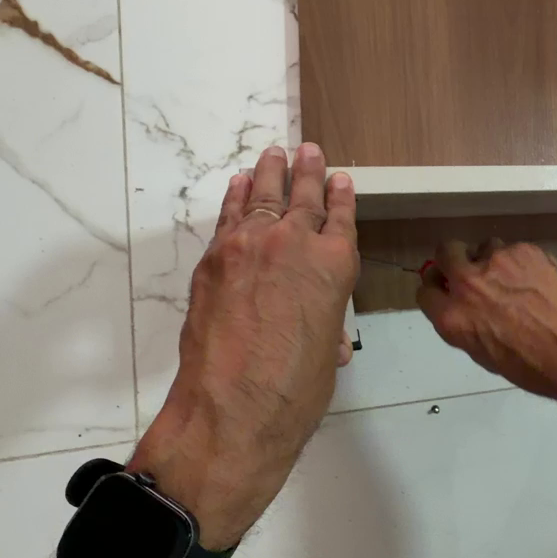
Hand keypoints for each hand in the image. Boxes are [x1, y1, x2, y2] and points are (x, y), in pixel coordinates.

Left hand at [136, 143, 358, 548]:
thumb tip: (322, 331)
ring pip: (264, 195)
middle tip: (309, 149)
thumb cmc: (297, 388)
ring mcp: (251, 245)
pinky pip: (230, 215)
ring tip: (275, 152)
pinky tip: (240, 183)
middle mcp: (297, 242)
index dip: (341, 195)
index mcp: (335, 264)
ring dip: (271, 172)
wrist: (234, 407)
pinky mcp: (215, 257)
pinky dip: (237, 195)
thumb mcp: (326, 350)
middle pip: (304, 195)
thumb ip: (325, 324)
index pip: (340, 216)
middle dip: (308, 170)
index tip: (340, 178)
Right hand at [415, 239, 556, 401]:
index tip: (446, 290)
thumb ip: (464, 325)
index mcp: (453, 317)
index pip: (426, 291)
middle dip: (453, 260)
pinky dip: (520, 263)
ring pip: (483, 247)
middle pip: (445, 252)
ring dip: (490, 260)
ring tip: (512, 280)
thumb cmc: (530, 367)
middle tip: (470, 272)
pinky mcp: (525, 250)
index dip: (437, 290)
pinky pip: (513, 250)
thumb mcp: (483, 354)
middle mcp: (468, 283)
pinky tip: (536, 281)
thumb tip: (464, 308)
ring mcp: (497, 262)